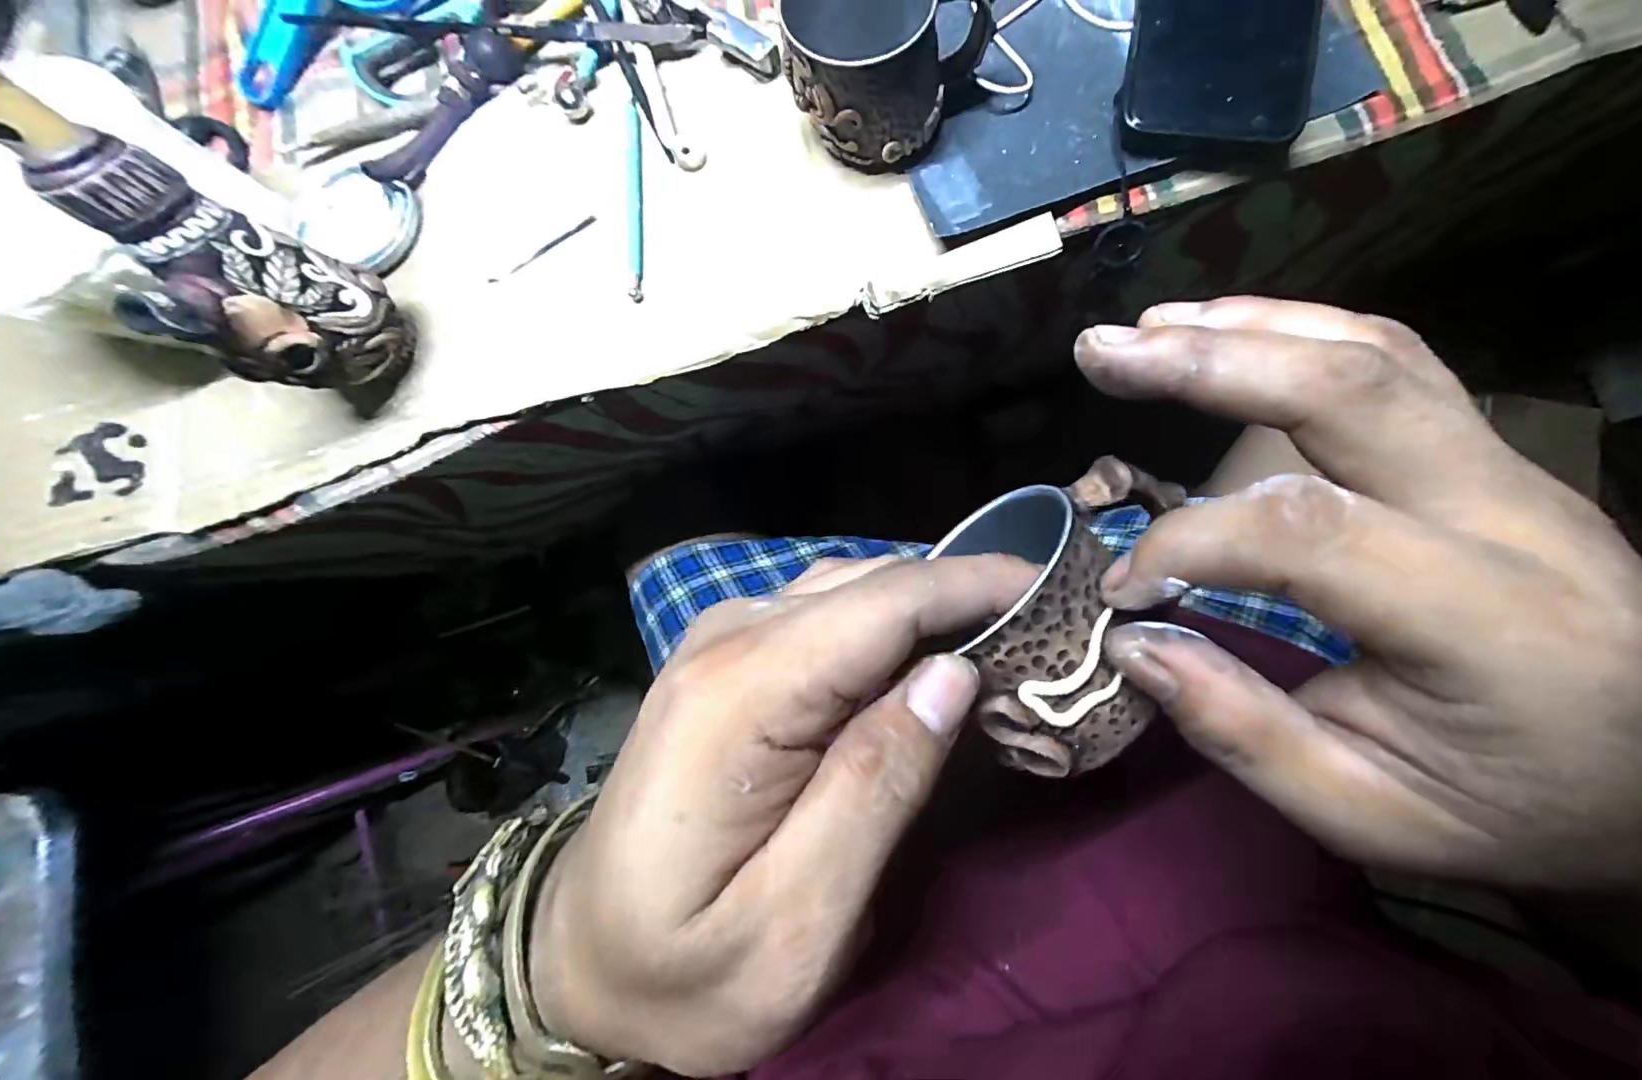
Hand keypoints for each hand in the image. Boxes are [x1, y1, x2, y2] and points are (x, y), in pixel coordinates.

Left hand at [527, 555, 1036, 1075]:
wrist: (582, 952)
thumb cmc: (683, 964)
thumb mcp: (797, 921)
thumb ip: (876, 787)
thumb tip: (954, 675)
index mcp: (740, 693)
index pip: (884, 602)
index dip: (978, 585)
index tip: (1059, 593)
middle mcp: (728, 637)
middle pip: (872, 583)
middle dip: (967, 593)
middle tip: (1049, 629)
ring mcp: (723, 637)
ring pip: (853, 587)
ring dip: (933, 606)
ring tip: (1005, 641)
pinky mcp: (730, 654)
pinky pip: (828, 612)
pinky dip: (891, 623)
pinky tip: (927, 656)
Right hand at [1074, 298, 1641, 1036]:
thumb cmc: (1503, 817)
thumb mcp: (1361, 814)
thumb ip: (1237, 729)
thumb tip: (1130, 640)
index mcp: (1493, 628)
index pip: (1304, 534)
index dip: (1184, 543)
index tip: (1118, 590)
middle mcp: (1515, 520)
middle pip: (1352, 392)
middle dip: (1208, 363)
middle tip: (1100, 350)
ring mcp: (1514, 472)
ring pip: (1377, 355)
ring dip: (1247, 330)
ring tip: (1146, 331)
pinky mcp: (1491, 460)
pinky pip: (1394, 366)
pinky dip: (1295, 335)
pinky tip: (1224, 335)